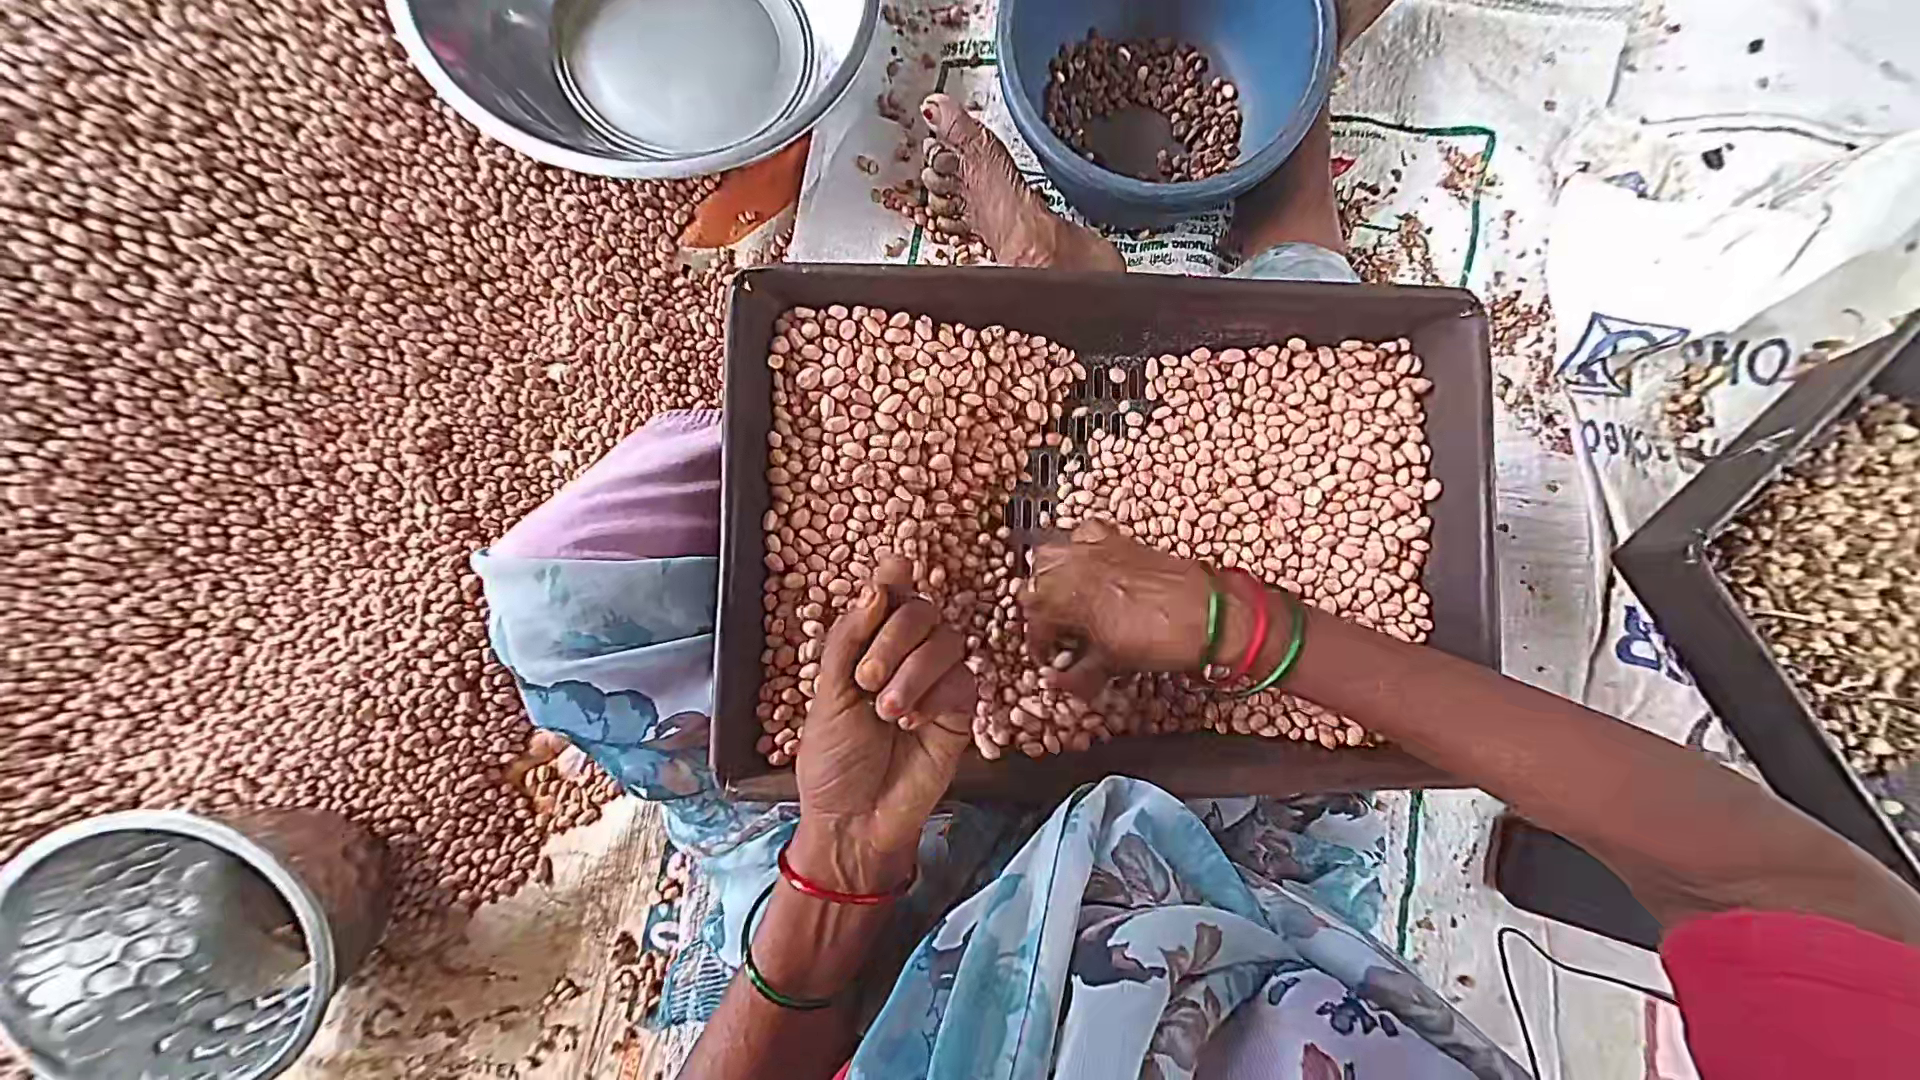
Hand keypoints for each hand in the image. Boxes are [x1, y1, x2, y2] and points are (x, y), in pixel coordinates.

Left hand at [792, 556, 975, 892]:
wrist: (855, 820)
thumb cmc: (833, 758)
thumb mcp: (827, 694)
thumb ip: (850, 639)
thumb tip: (877, 585)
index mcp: (869, 645)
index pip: (889, 595)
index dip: (894, 579)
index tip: (893, 573)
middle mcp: (905, 655)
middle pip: (921, 610)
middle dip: (895, 637)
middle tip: (867, 680)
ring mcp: (935, 680)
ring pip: (947, 640)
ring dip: (914, 671)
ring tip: (888, 711)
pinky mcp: (959, 708)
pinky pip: (963, 678)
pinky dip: (936, 695)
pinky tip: (914, 722)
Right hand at [1021, 520, 1216, 697]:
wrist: (1209, 614)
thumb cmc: (1160, 639)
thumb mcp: (1112, 663)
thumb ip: (1077, 672)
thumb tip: (1057, 680)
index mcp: (1064, 596)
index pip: (1034, 621)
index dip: (1039, 645)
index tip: (1048, 658)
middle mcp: (1073, 566)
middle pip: (1035, 585)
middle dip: (1041, 609)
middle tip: (1058, 631)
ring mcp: (1094, 548)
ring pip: (1052, 556)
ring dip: (1052, 578)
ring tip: (1067, 600)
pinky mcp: (1117, 540)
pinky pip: (1084, 536)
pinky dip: (1080, 549)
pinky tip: (1090, 566)